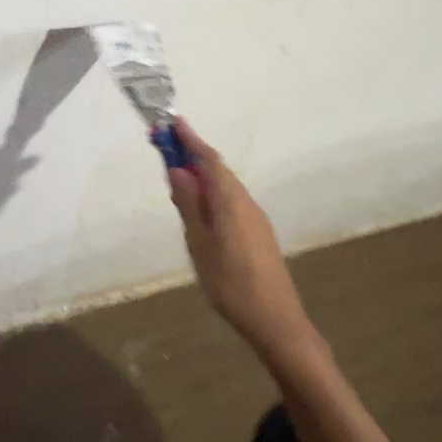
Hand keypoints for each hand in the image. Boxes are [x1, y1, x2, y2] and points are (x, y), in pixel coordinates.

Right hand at [166, 119, 317, 360]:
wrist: (275, 319)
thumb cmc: (230, 283)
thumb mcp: (200, 244)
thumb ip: (189, 205)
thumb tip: (178, 171)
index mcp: (230, 201)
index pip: (209, 159)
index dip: (190, 139)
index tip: (171, 122)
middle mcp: (246, 202)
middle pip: (218, 170)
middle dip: (192, 155)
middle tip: (166, 149)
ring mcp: (255, 217)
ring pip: (225, 186)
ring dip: (202, 176)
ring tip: (176, 181)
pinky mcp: (258, 233)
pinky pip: (231, 201)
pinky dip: (212, 194)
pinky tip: (200, 210)